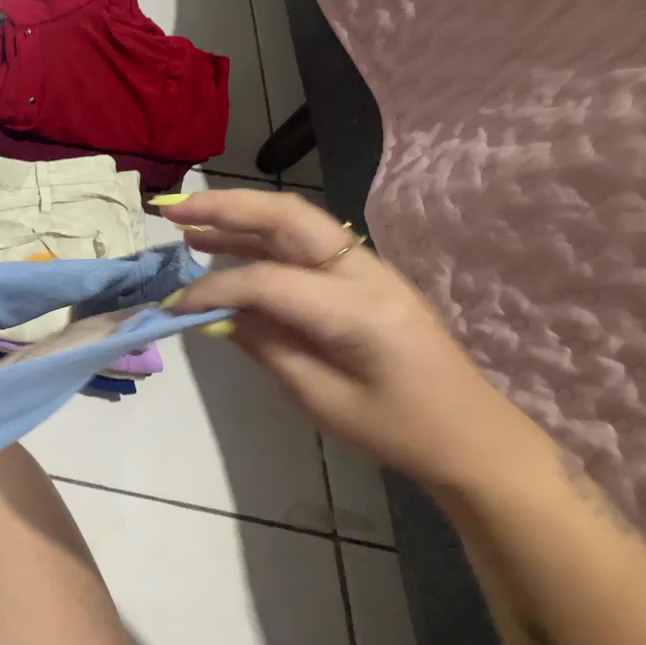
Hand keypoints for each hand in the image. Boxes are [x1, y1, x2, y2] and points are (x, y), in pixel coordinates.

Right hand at [158, 189, 546, 488]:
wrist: (473, 436)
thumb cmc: (397, 429)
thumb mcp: (320, 399)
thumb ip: (264, 345)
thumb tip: (213, 313)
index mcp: (358, 312)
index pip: (266, 282)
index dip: (211, 290)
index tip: (172, 307)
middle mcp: (364, 274)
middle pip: (286, 217)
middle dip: (225, 207)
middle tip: (172, 211)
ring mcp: (366, 268)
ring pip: (293, 220)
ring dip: (237, 214)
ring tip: (184, 220)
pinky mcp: (360, 275)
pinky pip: (301, 241)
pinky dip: (256, 234)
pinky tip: (220, 241)